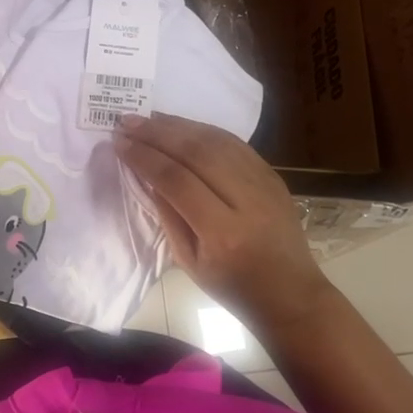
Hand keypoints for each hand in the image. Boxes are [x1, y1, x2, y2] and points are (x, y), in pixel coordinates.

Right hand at [114, 113, 334, 333]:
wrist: (291, 294)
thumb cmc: (234, 288)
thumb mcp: (190, 262)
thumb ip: (168, 215)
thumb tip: (146, 174)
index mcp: (222, 233)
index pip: (177, 181)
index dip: (145, 157)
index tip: (120, 142)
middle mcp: (246, 201)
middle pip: (197, 152)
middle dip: (157, 133)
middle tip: (127, 121)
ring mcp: (264, 183)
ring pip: (216, 141)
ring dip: (178, 125)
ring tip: (149, 118)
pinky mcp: (272, 175)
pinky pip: (234, 144)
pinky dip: (204, 130)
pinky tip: (182, 126)